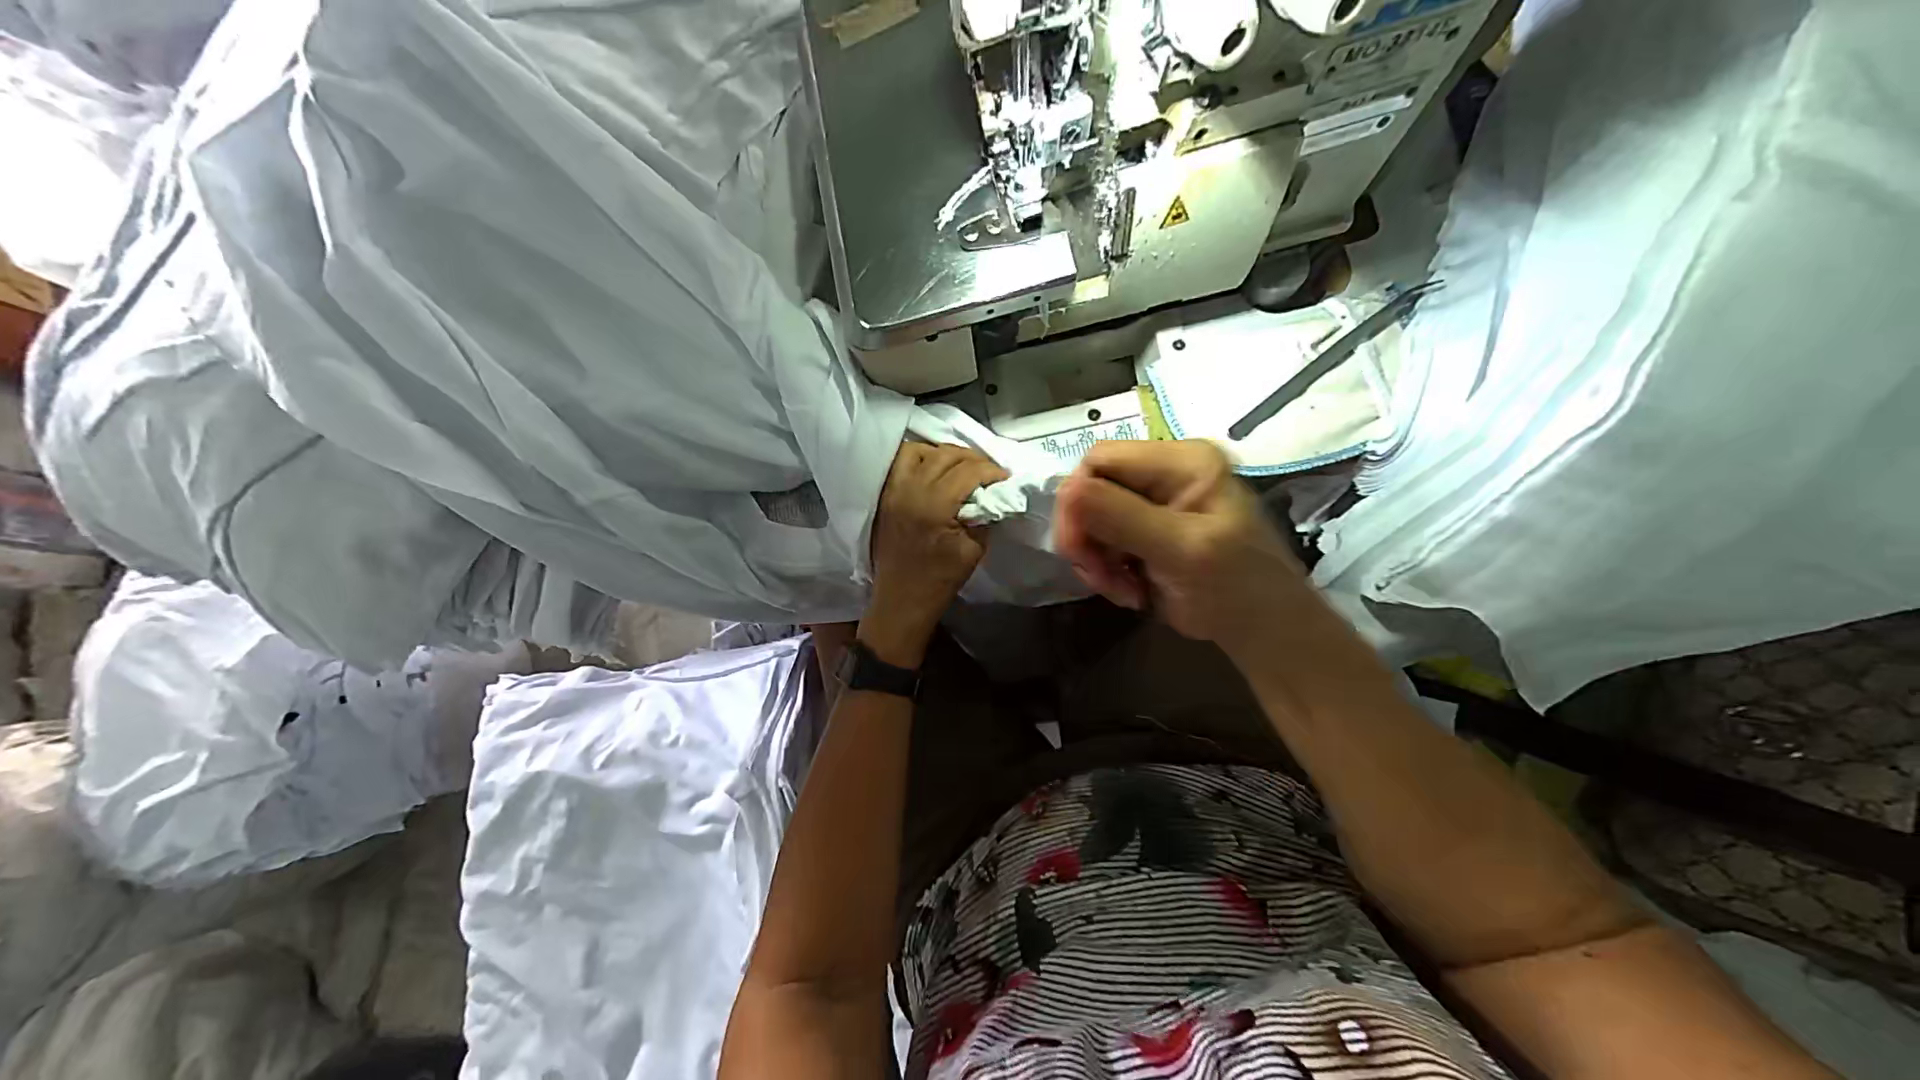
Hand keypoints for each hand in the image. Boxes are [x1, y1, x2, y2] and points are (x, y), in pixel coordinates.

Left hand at [861, 443, 1009, 666]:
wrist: (902, 600)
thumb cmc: (940, 580)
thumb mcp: (974, 550)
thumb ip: (984, 516)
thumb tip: (992, 494)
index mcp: (934, 505)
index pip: (968, 471)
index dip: (991, 471)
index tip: (1005, 477)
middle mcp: (910, 490)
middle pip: (946, 455)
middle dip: (973, 459)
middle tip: (989, 472)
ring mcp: (893, 490)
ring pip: (920, 451)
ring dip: (945, 454)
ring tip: (961, 467)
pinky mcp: (884, 495)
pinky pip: (900, 462)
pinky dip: (920, 457)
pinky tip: (934, 468)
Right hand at [1054, 440, 1315, 656]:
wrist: (1262, 630)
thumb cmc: (1236, 588)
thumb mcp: (1183, 550)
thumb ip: (1123, 517)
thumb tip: (1066, 491)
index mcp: (1182, 460)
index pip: (1099, 459)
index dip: (1077, 502)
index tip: (1079, 553)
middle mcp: (1164, 469)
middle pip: (1090, 487)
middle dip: (1086, 537)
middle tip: (1100, 579)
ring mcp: (1153, 499)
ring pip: (1090, 516)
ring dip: (1095, 559)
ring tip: (1122, 590)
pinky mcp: (1144, 528)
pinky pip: (1101, 537)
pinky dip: (1104, 567)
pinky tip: (1128, 590)